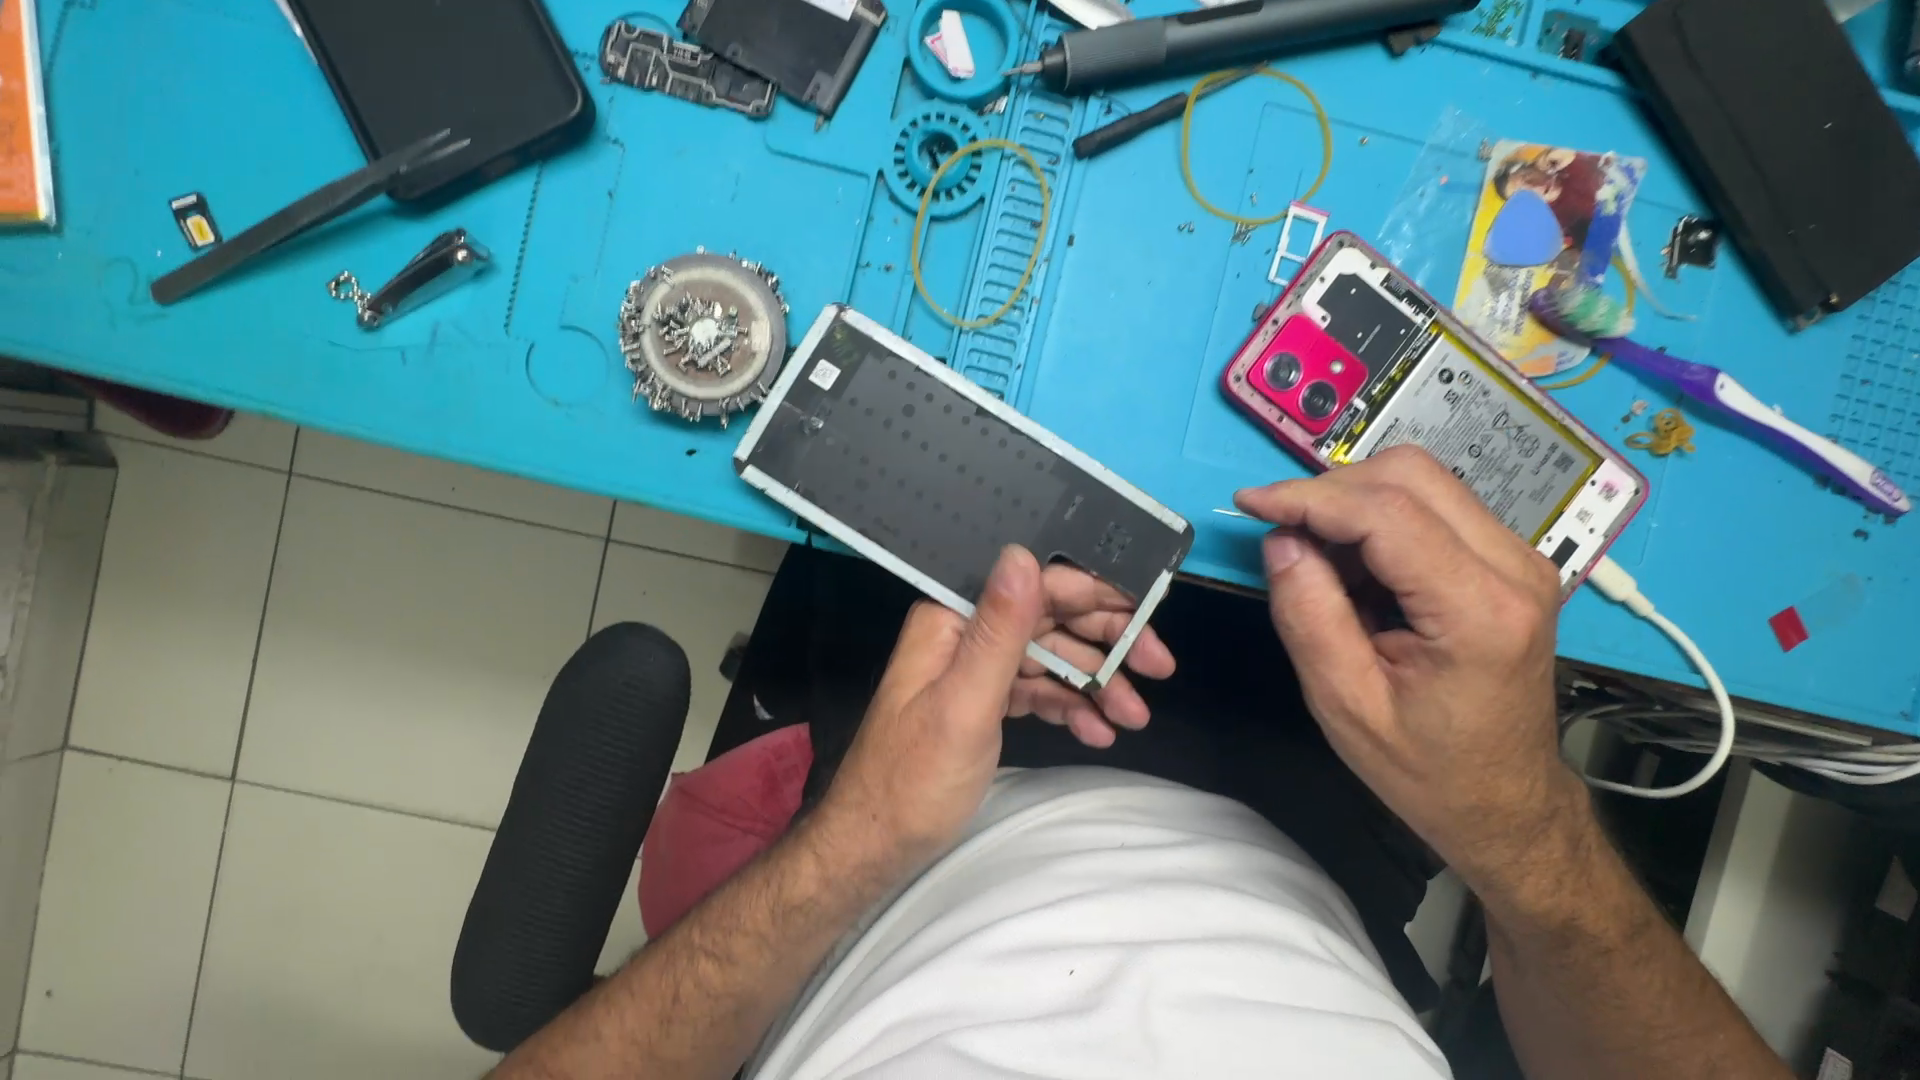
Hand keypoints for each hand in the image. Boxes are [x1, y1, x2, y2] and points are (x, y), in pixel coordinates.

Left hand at [815, 546, 1174, 871]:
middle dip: (1106, 642)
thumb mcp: (965, 704)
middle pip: (1049, 620)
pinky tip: (1098, 732)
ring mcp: (974, 669)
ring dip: (1095, 683)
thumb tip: (1024, 554)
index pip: (1035, 586)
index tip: (1148, 612)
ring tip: (1135, 717)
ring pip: (1048, 658)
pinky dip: (1068, 707)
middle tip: (1160, 668)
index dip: (1094, 595)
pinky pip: (1035, 691)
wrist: (876, 846)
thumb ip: (1000, 630)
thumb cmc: (915, 779)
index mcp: (953, 619)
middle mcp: (965, 634)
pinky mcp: (982, 703)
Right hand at [1233, 446, 1583, 889]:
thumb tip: (1280, 539)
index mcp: (1478, 610)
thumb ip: (1308, 615)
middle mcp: (1513, 568)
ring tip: (1317, 561)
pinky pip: (1432, 506)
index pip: (1386, 513)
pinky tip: (1354, 570)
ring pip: (1422, 481)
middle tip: (1281, 532)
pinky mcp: (1507, 561)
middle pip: (1410, 475)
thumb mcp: (1342, 702)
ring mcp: (1519, 559)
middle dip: (1329, 491)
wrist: (1504, 801)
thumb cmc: (1423, 766)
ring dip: (1352, 504)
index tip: (1249, 503)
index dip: (1308, 497)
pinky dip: (1376, 520)